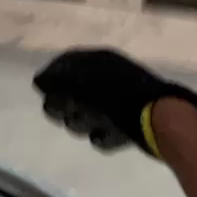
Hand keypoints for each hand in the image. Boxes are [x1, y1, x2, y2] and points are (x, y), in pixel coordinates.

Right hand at [32, 48, 196, 159]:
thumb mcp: (73, 82)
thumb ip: (52, 80)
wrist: (159, 118)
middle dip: (66, 105)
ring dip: (82, 121)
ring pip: (87, 113)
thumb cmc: (110, 94)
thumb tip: (38, 83)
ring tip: (89, 125)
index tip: (46, 92)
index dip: (51, 79)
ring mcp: (120, 102)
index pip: (63, 64)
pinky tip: (105, 136)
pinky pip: (106, 130)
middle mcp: (107, 78)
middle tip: (66, 113)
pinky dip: (103, 135)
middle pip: (72, 92)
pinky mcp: (131, 126)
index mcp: (96, 60)